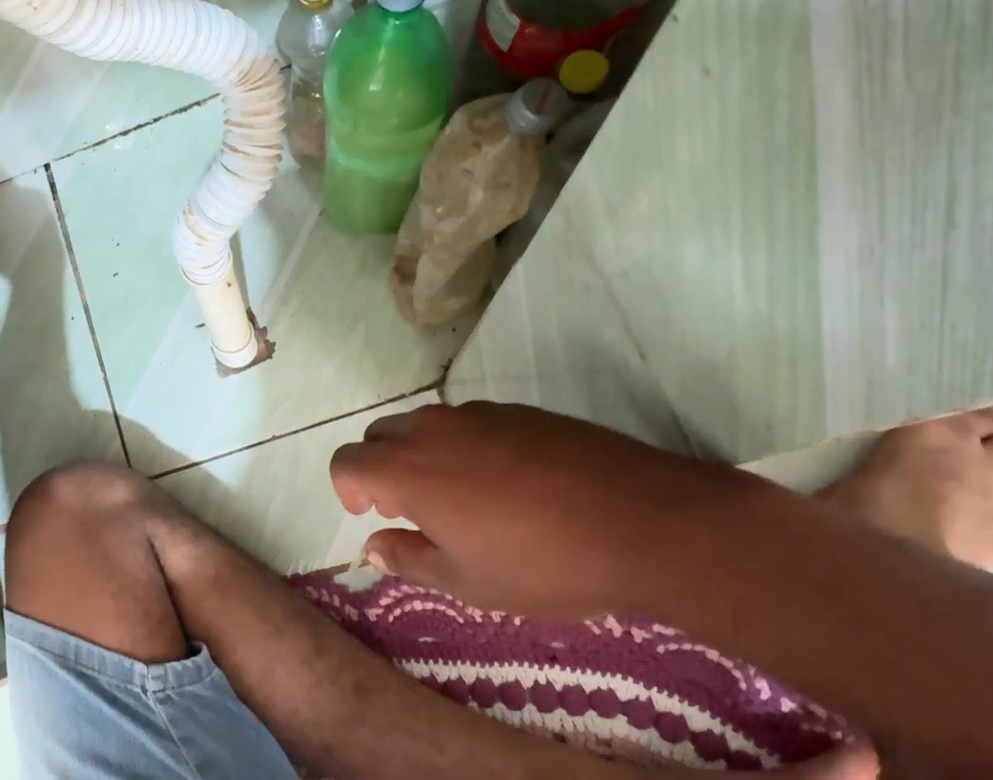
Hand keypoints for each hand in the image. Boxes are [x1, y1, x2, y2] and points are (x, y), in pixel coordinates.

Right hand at [329, 400, 767, 616]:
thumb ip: (409, 560)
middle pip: (380, 435)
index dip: (348, 489)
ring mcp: (478, 414)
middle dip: (381, 468)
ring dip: (423, 455)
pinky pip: (469, 422)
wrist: (646, 522)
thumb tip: (375, 545)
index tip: (373, 516)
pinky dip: (465, 446)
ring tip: (464, 499)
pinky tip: (509, 484)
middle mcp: (432, 429)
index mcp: (408, 470)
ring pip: (424, 424)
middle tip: (415, 510)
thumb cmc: (544, 564)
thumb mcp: (468, 583)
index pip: (346, 461)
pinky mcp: (519, 410)